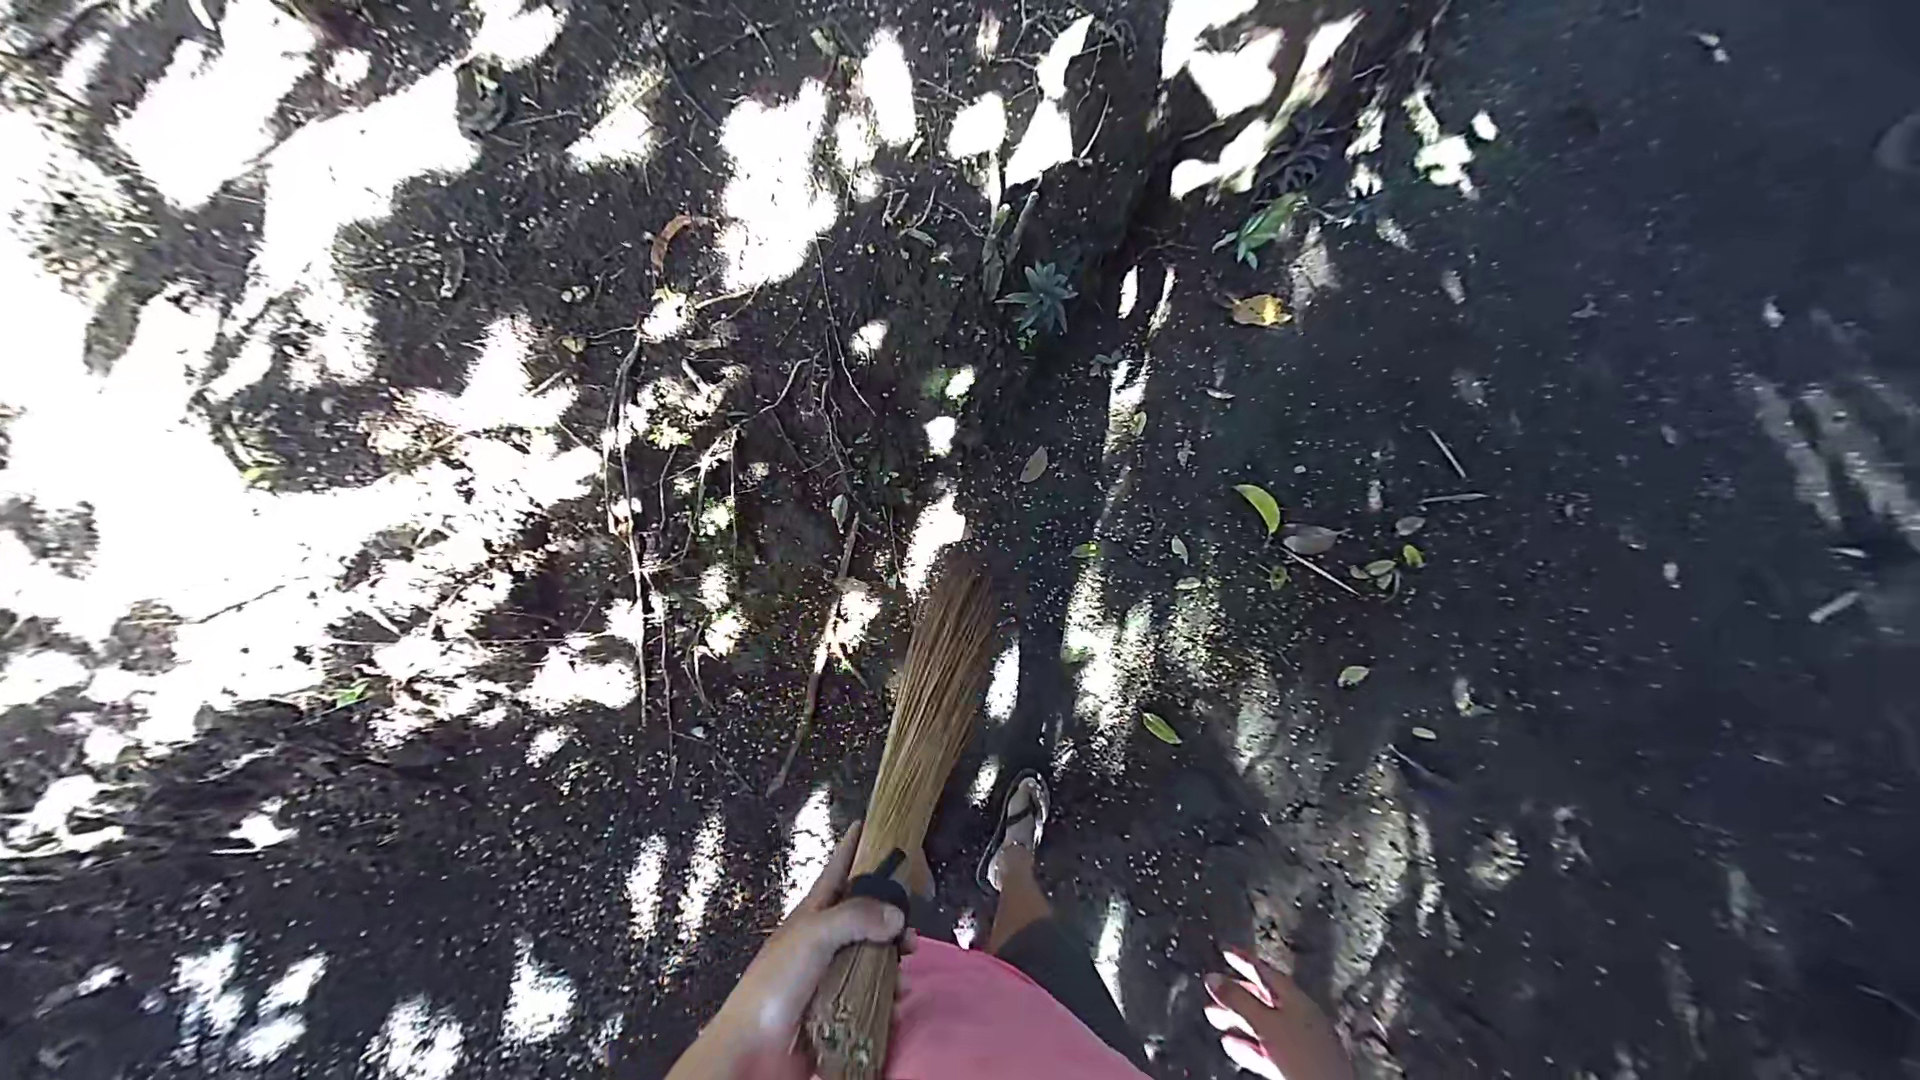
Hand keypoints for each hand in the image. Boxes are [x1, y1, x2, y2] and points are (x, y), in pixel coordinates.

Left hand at [668, 822, 910, 1079]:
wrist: (754, 1053)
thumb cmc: (776, 981)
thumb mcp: (815, 934)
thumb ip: (856, 916)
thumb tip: (897, 915)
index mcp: (816, 910)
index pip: (839, 866)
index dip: (854, 844)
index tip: (871, 823)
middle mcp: (828, 936)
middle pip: (868, 912)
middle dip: (893, 914)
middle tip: (911, 924)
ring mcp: (834, 970)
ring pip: (876, 952)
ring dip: (895, 957)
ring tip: (906, 966)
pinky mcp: (841, 1004)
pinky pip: (874, 992)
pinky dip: (890, 994)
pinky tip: (897, 998)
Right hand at [1204, 947, 1353, 1079]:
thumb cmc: (1301, 1053)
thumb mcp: (1265, 1023)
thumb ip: (1238, 1000)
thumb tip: (1211, 977)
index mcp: (1295, 997)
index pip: (1264, 971)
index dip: (1243, 959)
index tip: (1223, 949)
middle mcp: (1298, 1015)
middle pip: (1261, 998)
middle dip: (1234, 994)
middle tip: (1211, 989)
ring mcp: (1299, 1041)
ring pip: (1262, 1024)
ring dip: (1237, 1020)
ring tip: (1212, 1017)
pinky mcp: (1296, 1065)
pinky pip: (1267, 1047)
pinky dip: (1248, 1044)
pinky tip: (1230, 1045)